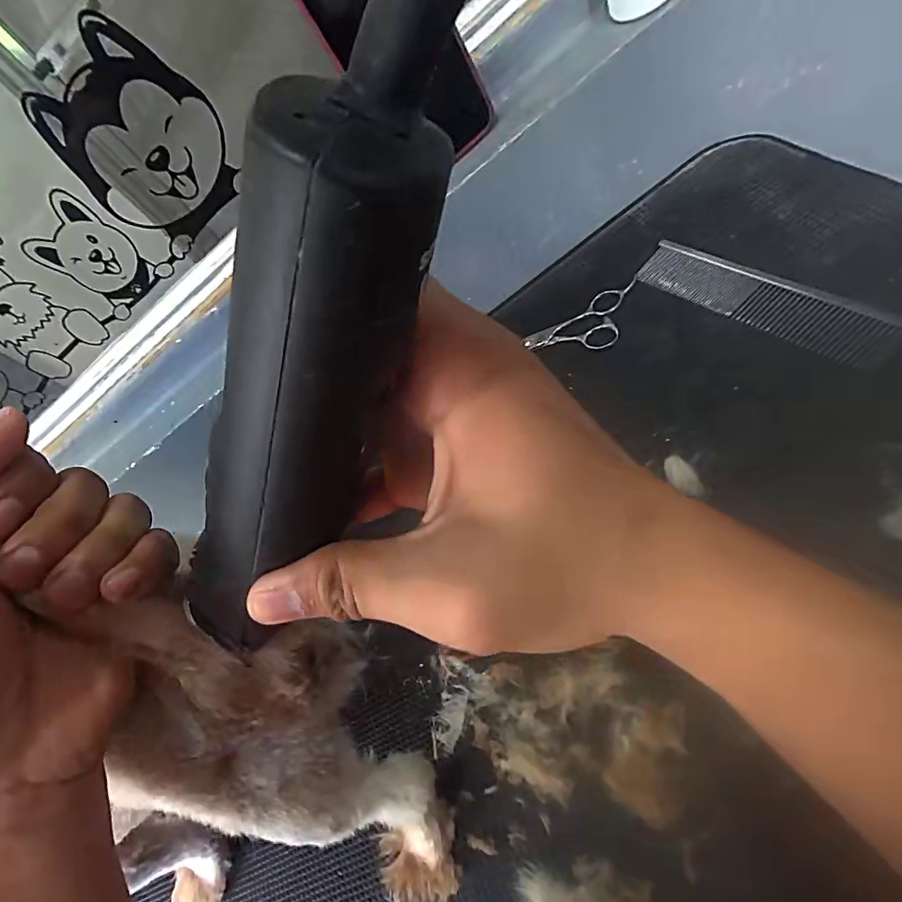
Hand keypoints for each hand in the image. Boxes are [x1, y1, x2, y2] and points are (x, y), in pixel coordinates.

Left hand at [0, 410, 177, 818]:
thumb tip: (14, 414)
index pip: (21, 461)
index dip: (12, 488)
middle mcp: (36, 540)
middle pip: (79, 483)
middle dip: (52, 529)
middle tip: (18, 584)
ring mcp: (93, 569)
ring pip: (125, 510)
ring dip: (94, 550)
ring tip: (66, 603)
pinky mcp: (140, 600)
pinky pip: (163, 548)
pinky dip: (144, 562)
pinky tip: (117, 597)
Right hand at [247, 282, 684, 654]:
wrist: (656, 575)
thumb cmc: (561, 565)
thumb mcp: (442, 585)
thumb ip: (348, 583)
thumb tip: (262, 594)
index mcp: (460, 371)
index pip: (368, 306)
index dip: (307, 328)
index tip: (250, 362)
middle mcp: (470, 368)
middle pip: (371, 351)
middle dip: (313, 386)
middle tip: (246, 417)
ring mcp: (480, 402)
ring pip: (392, 394)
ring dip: (346, 425)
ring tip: (272, 451)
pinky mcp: (487, 436)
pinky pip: (416, 427)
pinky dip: (380, 454)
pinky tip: (336, 489)